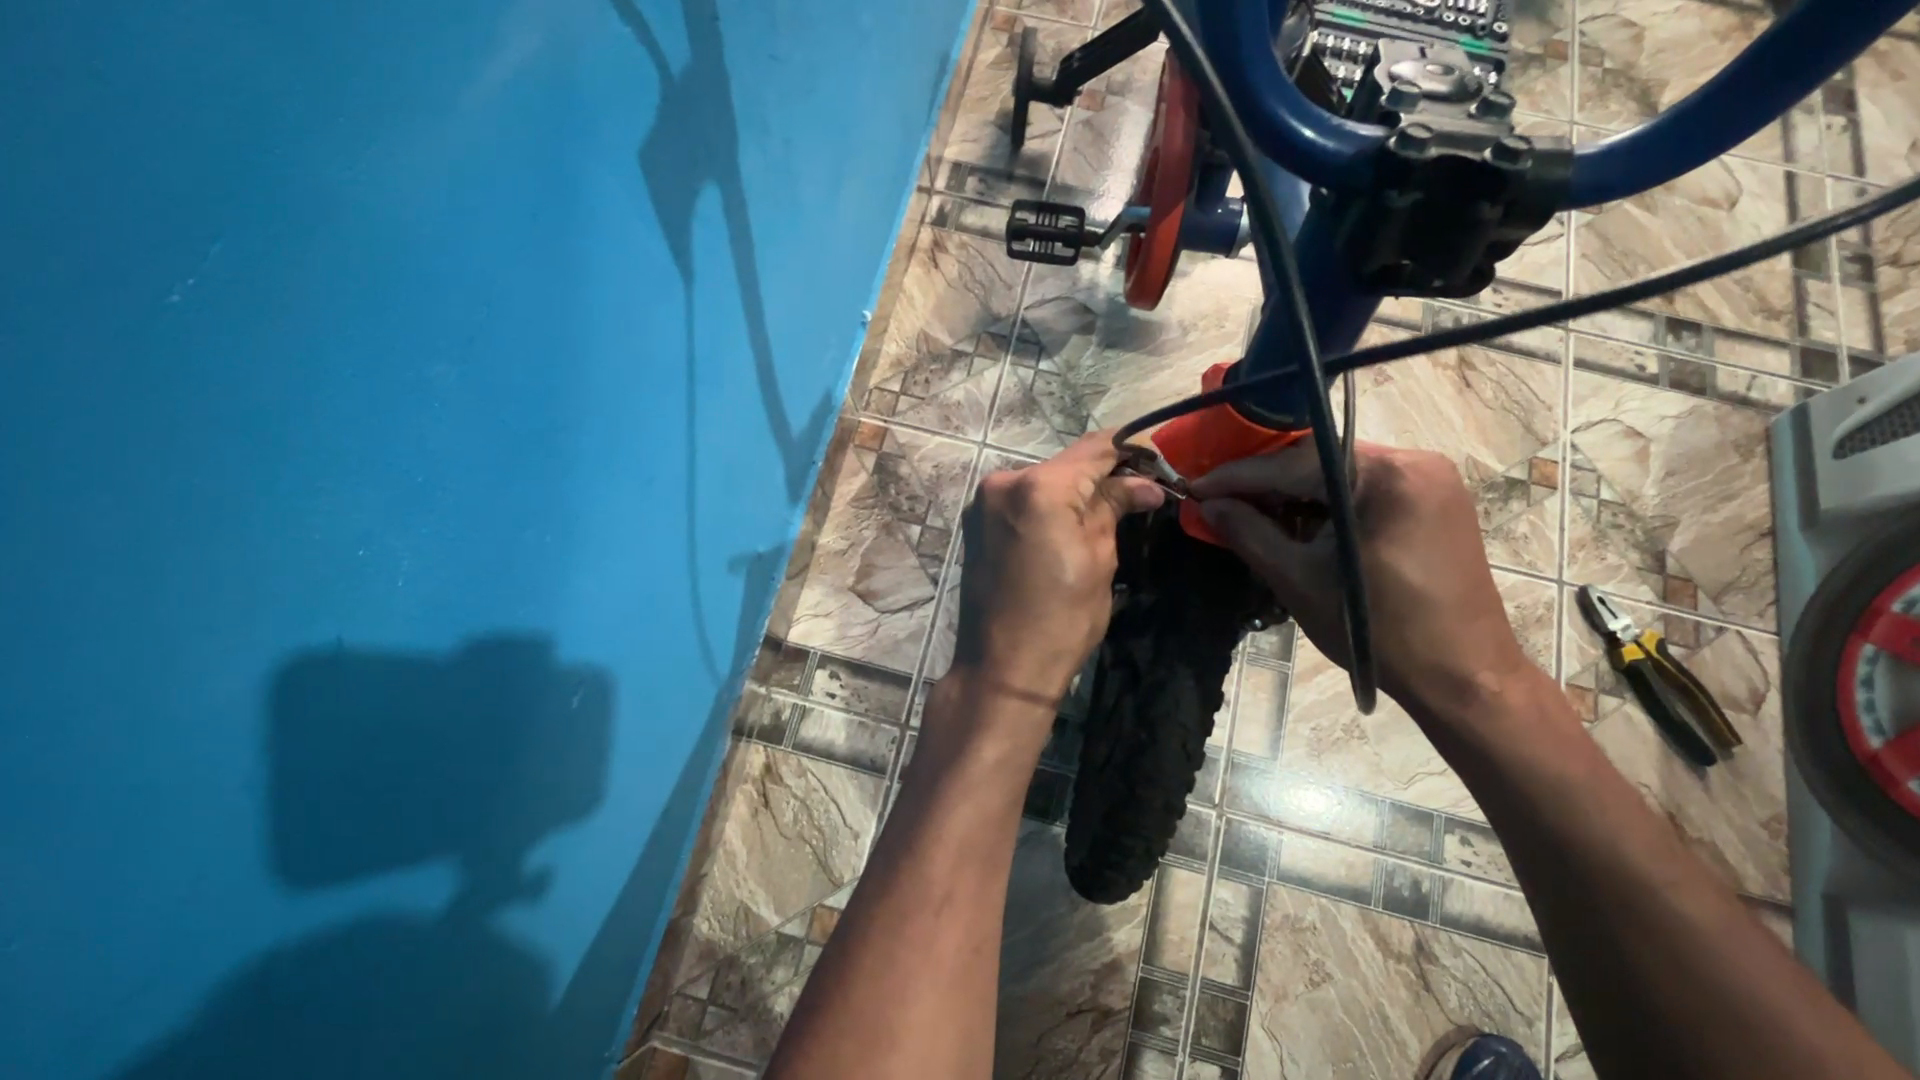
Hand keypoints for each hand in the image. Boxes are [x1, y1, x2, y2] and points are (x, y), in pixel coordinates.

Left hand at [951, 431, 1164, 708]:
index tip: (1159, 458)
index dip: (1131, 449)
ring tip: (1112, 511)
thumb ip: (1114, 508)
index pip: (1095, 448)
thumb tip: (1144, 485)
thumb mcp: (1099, 559)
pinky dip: (1049, 507)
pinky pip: (1023, 502)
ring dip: (1076, 492)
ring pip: (1044, 482)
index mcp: (1039, 487)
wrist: (1002, 668)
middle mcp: (1004, 482)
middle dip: (1104, 475)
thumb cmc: (1061, 619)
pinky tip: (1072, 526)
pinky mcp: (976, 524)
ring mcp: (984, 503)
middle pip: (1067, 464)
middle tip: (1143, 492)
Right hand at [1191, 441, 1536, 722]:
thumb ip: (1248, 533)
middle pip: (1320, 460)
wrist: (1463, 676)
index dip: (1238, 476)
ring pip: (1342, 473)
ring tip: (1254, 515)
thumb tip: (1207, 505)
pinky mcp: (1437, 503)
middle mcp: (1416, 462)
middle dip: (1267, 482)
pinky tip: (1301, 525)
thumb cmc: (1379, 631)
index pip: (1294, 461)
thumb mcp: (1298, 580)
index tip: (1196, 487)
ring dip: (1297, 493)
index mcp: (1388, 475)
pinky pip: (1368, 488)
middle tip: (1221, 501)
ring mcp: (1432, 481)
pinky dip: (1329, 503)